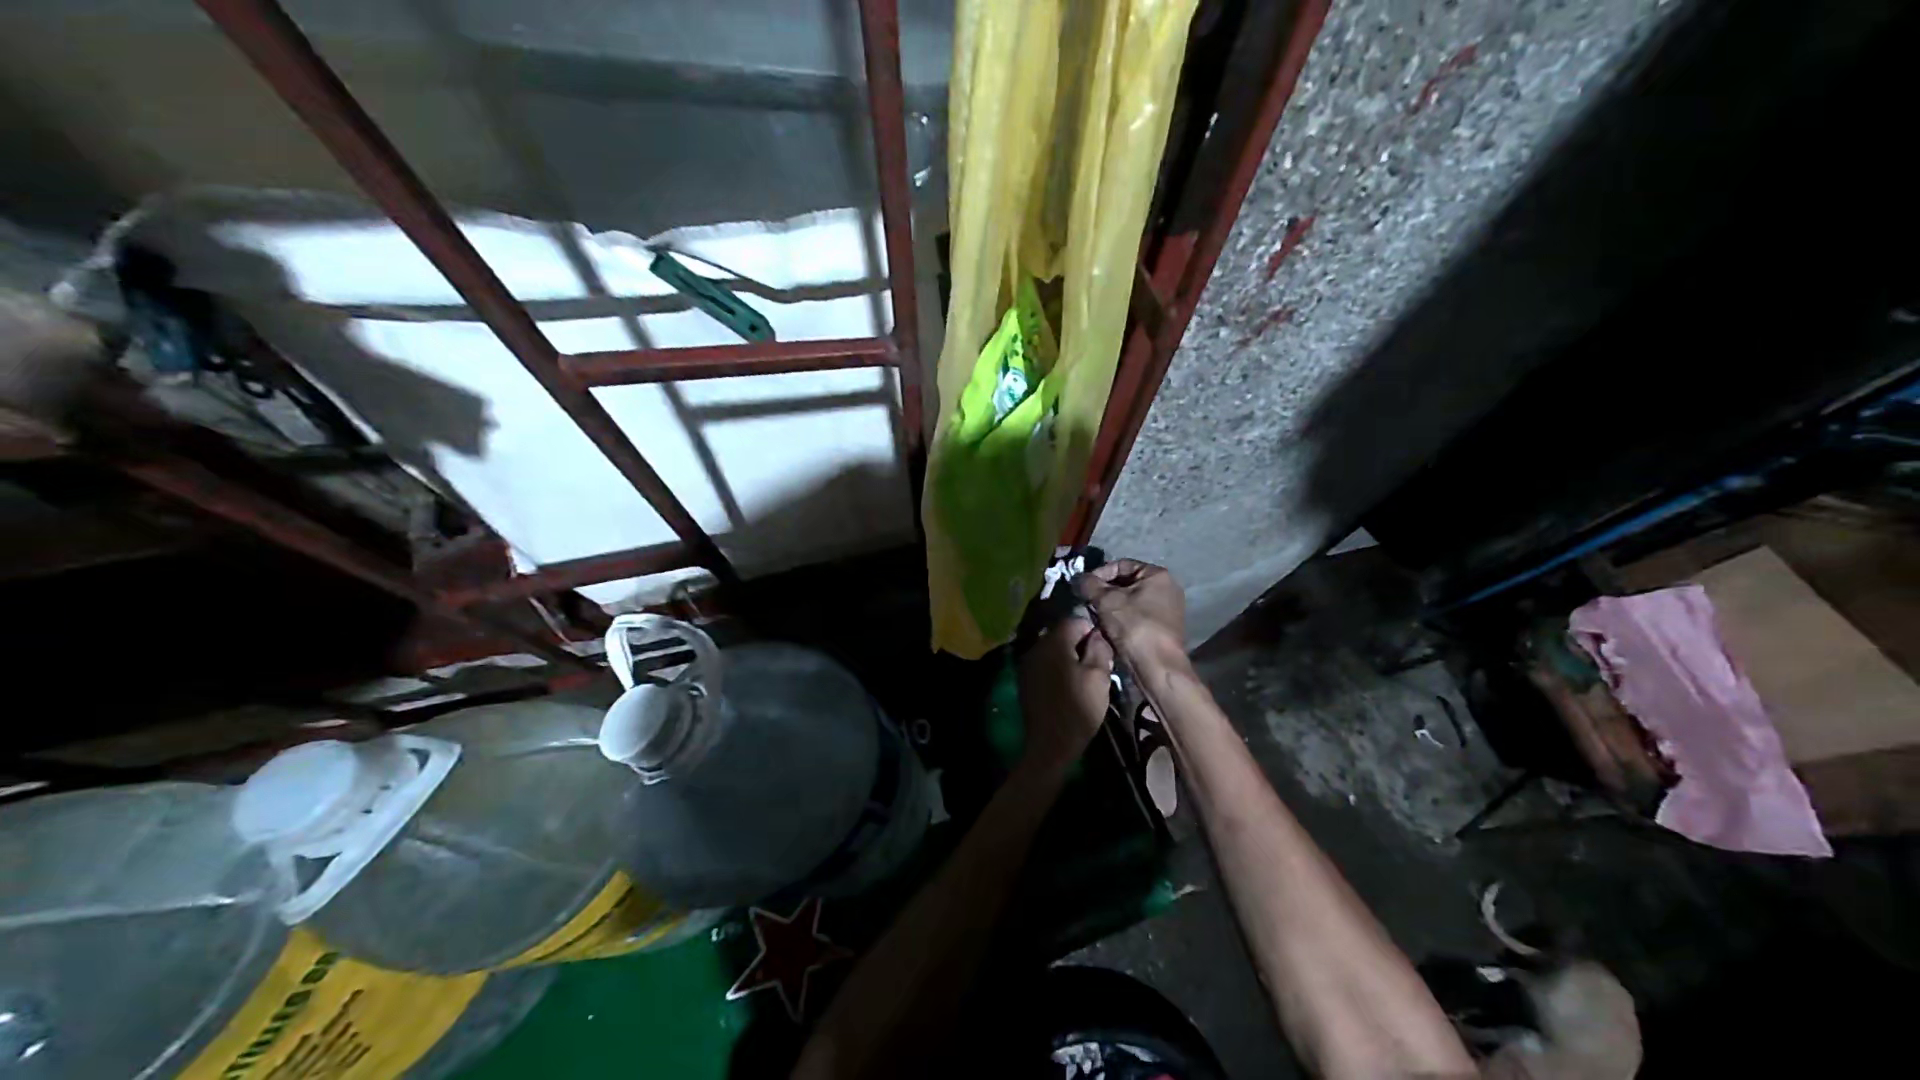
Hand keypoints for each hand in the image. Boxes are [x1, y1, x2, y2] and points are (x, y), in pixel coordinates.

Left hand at [1017, 613, 1113, 770]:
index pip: (1074, 621)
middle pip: (1061, 634)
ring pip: (1053, 649)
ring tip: (1084, 675)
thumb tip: (1096, 634)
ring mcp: (1028, 664)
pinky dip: (1057, 668)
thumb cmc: (1079, 708)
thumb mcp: (1098, 677)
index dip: (1092, 630)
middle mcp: (1036, 647)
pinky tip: (1068, 685)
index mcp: (1054, 643)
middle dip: (1080, 643)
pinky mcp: (1025, 679)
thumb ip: (1099, 649)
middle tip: (1097, 663)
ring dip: (1068, 656)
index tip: (1104, 649)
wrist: (1050, 744)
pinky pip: (1045, 664)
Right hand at [1074, 559, 1186, 669]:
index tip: (1083, 587)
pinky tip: (1108, 630)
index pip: (1121, 564)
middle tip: (1087, 603)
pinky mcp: (1163, 629)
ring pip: (1130, 602)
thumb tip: (1078, 578)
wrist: (1158, 666)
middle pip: (1126, 583)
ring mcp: (1167, 610)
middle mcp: (1167, 588)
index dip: (1099, 573)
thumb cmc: (1134, 626)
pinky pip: (1136, 617)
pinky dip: (1120, 620)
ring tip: (1095, 618)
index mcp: (1158, 575)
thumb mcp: (1106, 601)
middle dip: (1103, 592)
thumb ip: (1089, 584)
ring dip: (1110, 608)